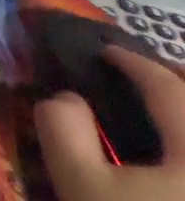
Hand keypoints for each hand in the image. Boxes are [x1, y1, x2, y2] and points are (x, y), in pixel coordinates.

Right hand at [37, 45, 184, 199]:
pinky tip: (168, 157)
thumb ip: (63, 129)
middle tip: (150, 79)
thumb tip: (65, 98)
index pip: (169, 89)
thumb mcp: (82, 185)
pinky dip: (184, 142)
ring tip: (167, 116)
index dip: (133, 64)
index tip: (104, 51)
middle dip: (180, 86)